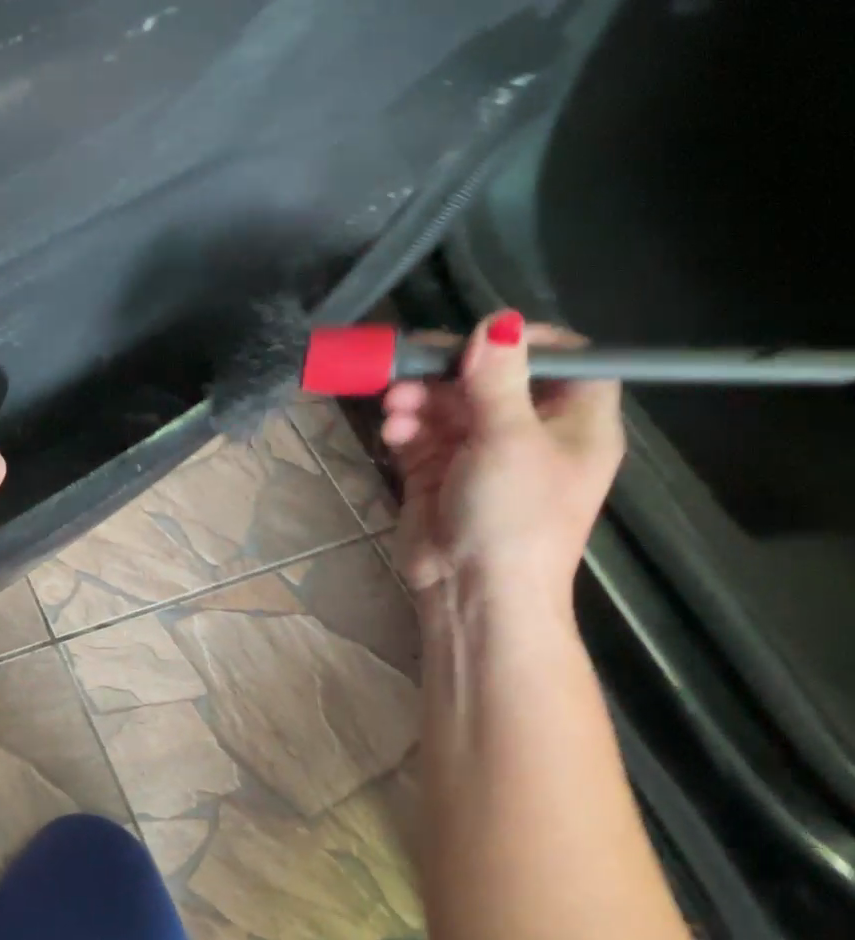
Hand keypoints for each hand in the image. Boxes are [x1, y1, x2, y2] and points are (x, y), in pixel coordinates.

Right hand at [380, 311, 622, 606]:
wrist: (474, 591)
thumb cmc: (514, 515)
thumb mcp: (510, 440)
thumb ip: (498, 379)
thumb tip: (497, 322)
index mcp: (574, 421)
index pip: (564, 361)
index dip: (525, 342)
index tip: (480, 337)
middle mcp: (529, 432)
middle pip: (490, 379)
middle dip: (448, 372)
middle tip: (409, 364)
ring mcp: (479, 453)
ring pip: (446, 405)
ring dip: (417, 399)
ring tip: (394, 408)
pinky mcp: (436, 473)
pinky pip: (418, 434)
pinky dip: (403, 427)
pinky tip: (392, 433)